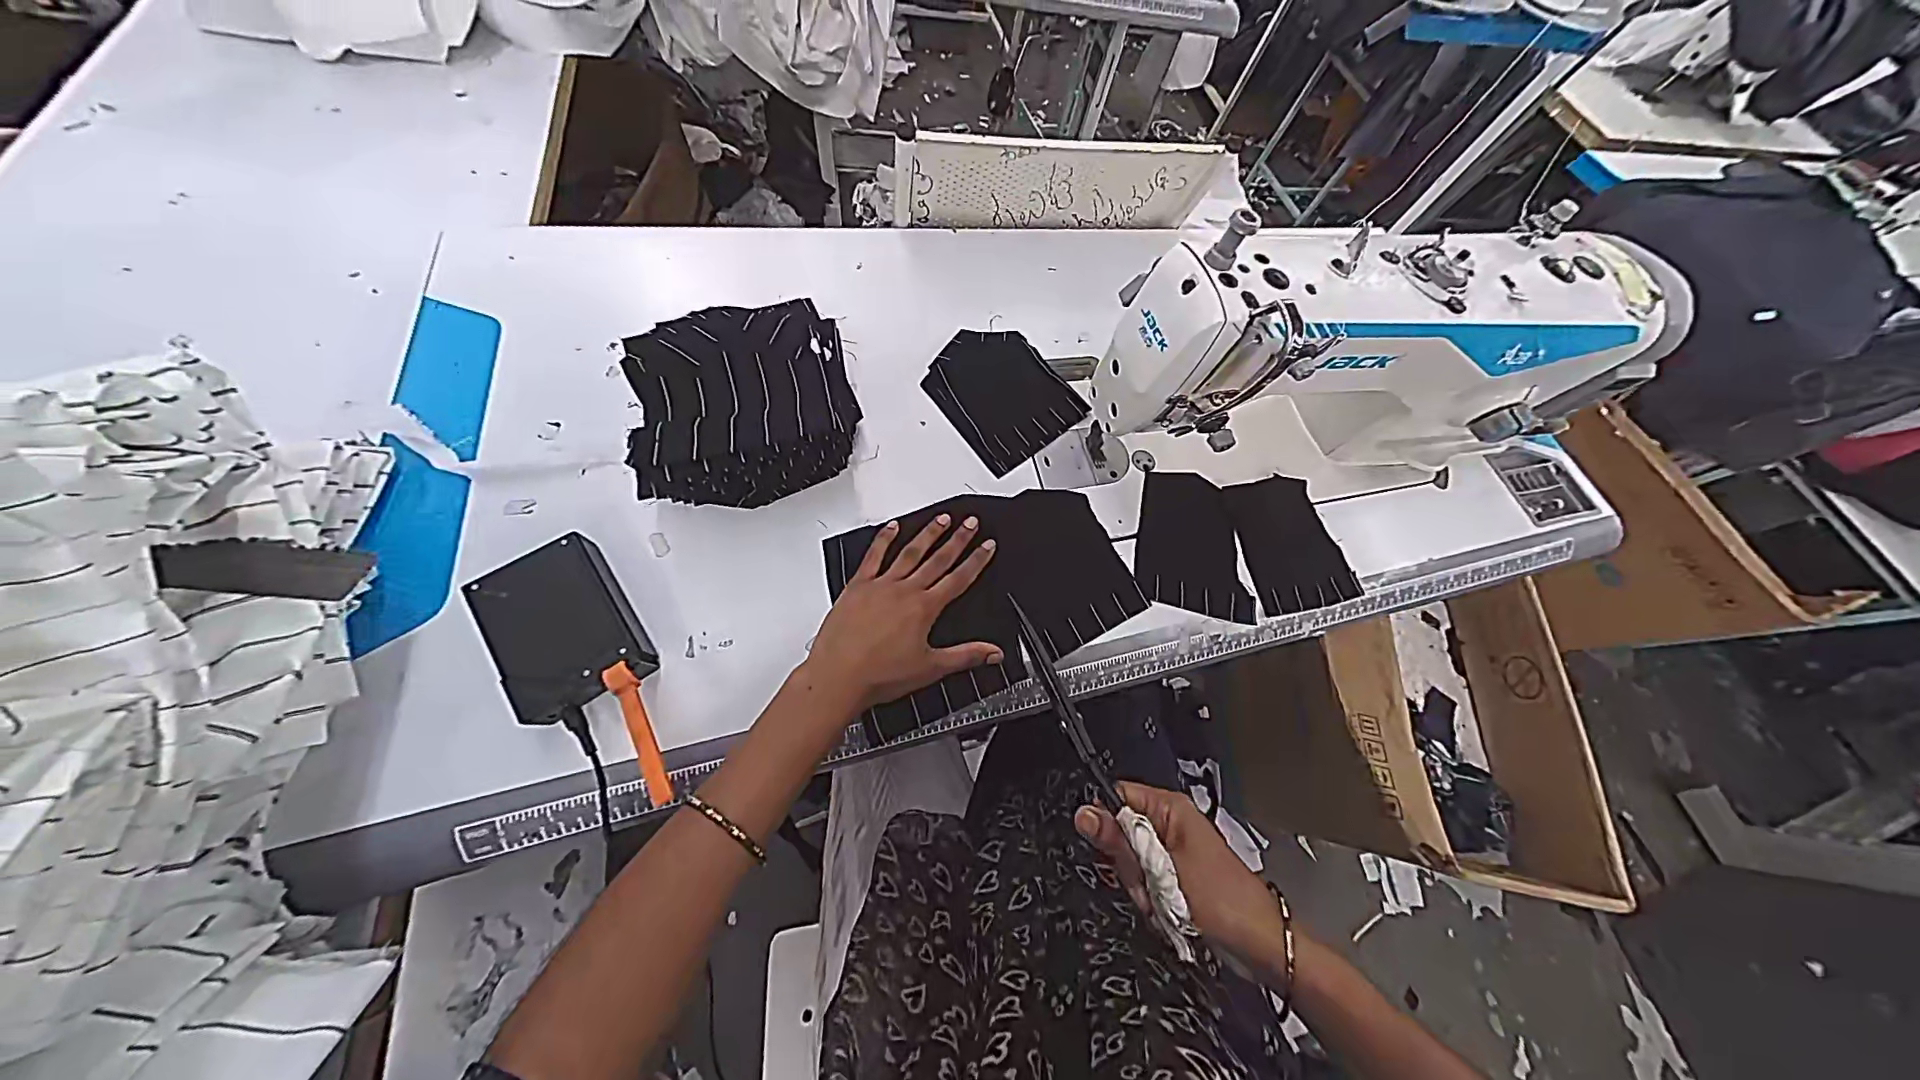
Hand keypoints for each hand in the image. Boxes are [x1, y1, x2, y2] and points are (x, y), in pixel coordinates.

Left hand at [805, 514, 1001, 713]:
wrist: (838, 676)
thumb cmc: (878, 674)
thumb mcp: (930, 668)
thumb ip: (966, 657)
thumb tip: (992, 653)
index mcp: (924, 609)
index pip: (958, 579)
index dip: (976, 561)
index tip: (987, 546)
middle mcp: (904, 591)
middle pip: (938, 559)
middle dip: (958, 539)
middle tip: (970, 523)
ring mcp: (880, 585)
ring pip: (910, 552)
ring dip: (928, 534)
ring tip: (941, 519)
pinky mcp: (858, 587)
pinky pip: (874, 556)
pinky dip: (884, 539)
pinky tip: (892, 528)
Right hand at [1076, 782, 1282, 961]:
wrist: (1260, 945)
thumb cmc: (1225, 902)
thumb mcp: (1161, 870)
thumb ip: (1120, 840)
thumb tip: (1085, 814)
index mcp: (1170, 808)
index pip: (1116, 796)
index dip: (1106, 821)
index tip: (1110, 848)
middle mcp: (1172, 824)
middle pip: (1121, 833)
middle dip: (1127, 866)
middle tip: (1147, 883)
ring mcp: (1173, 851)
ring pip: (1131, 862)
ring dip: (1140, 887)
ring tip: (1163, 902)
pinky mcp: (1176, 875)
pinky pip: (1145, 881)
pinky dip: (1150, 899)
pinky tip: (1167, 911)